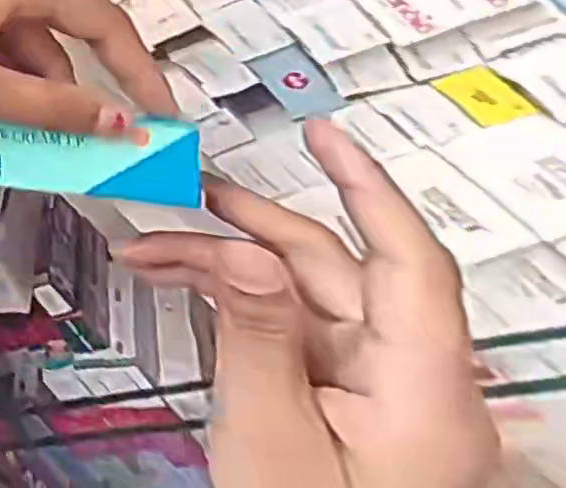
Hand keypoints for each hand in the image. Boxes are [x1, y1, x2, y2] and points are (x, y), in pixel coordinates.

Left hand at [0, 0, 175, 138]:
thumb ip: (49, 108)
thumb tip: (121, 124)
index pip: (102, 22)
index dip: (139, 70)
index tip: (162, 116)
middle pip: (58, 44)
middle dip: (70, 99)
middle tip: (80, 152)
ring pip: (23, 56)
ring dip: (30, 100)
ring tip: (23, 147)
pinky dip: (0, 89)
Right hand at [116, 120, 499, 487]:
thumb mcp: (268, 433)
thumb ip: (258, 335)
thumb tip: (246, 249)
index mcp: (421, 389)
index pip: (410, 263)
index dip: (369, 188)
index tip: (323, 133)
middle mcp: (403, 372)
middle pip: (325, 265)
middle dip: (242, 224)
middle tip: (177, 191)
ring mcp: (364, 379)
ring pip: (288, 286)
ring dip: (214, 261)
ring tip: (144, 250)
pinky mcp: (329, 385)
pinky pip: (273, 316)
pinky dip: (220, 294)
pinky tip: (166, 278)